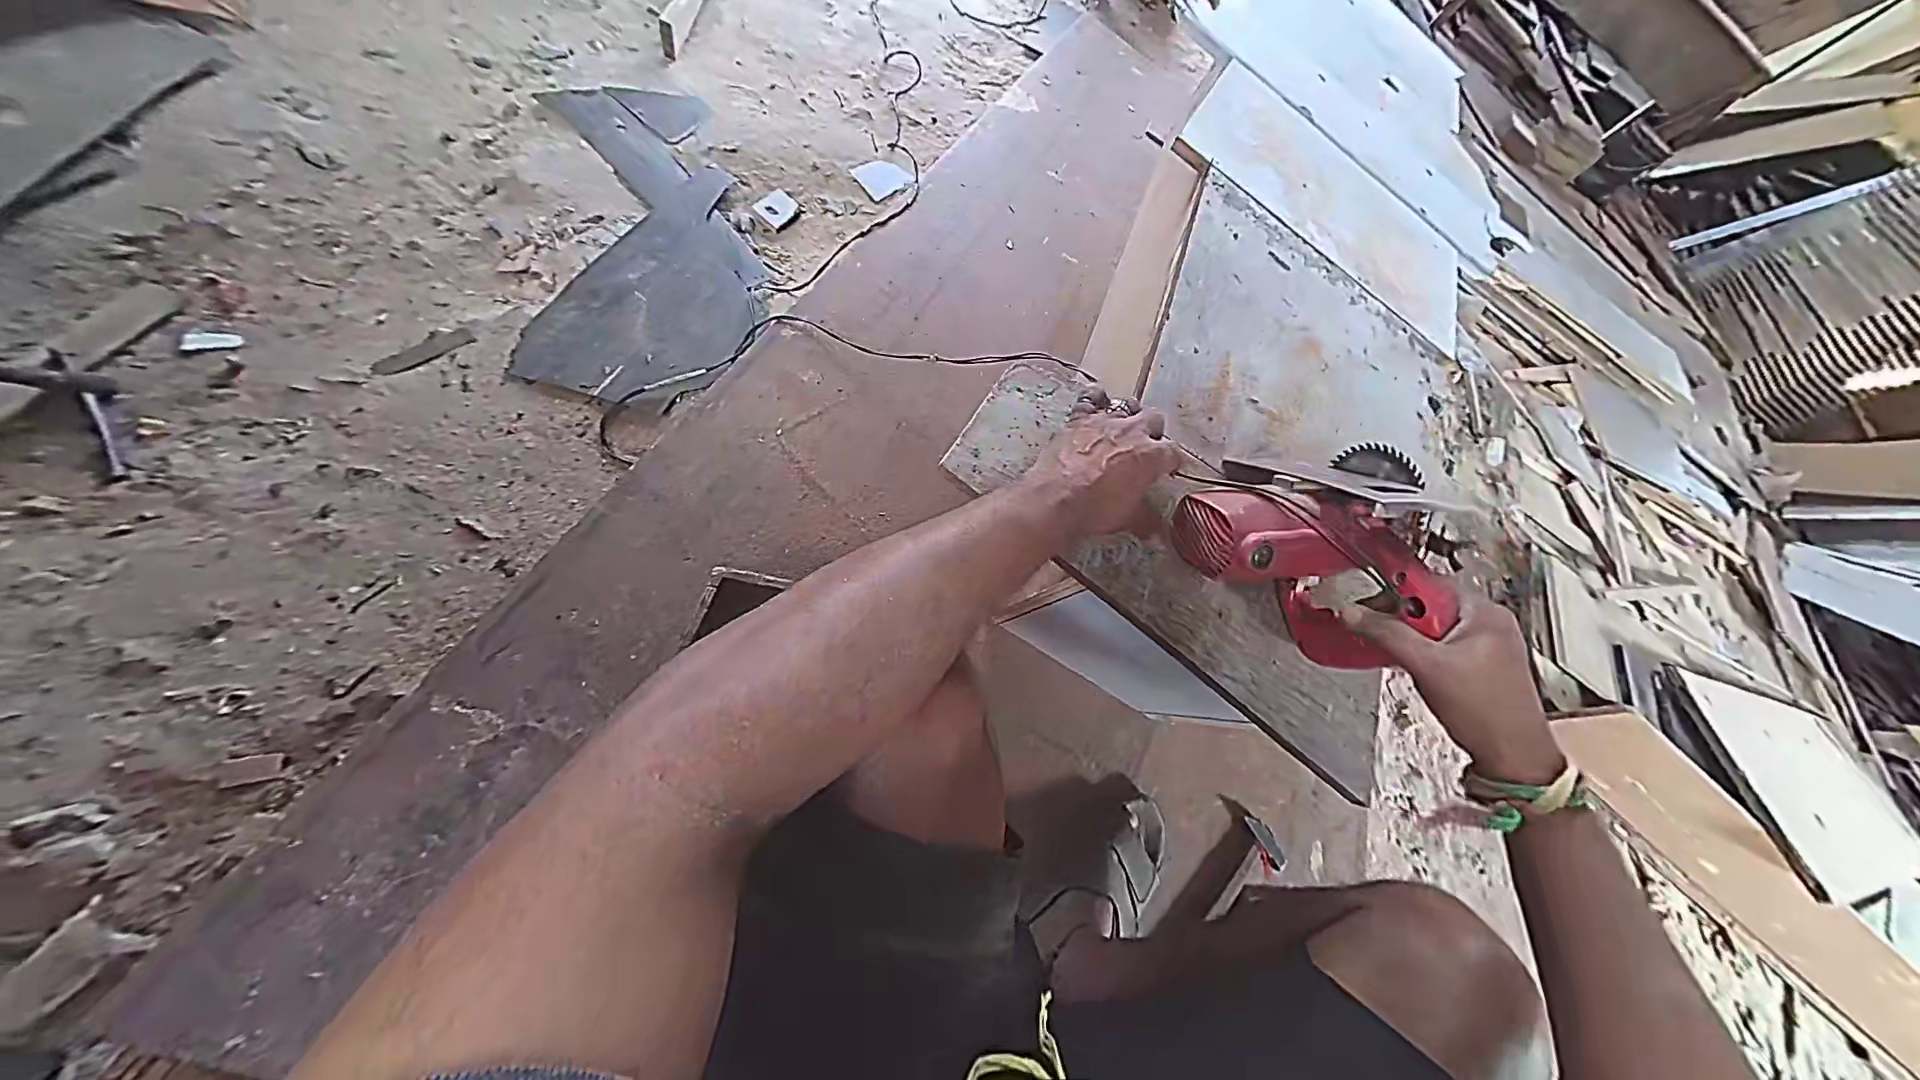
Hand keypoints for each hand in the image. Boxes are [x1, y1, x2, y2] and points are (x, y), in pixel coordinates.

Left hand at [1024, 387, 1179, 538]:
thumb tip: (1155, 530)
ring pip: (1126, 406)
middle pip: (1154, 421)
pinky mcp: (1079, 420)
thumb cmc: (1095, 508)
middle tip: (1146, 448)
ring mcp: (1105, 422)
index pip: (1173, 454)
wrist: (1056, 499)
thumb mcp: (1128, 518)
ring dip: (1128, 415)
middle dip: (1153, 433)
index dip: (1170, 464)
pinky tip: (1096, 402)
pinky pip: (1091, 399)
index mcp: (1152, 455)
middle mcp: (1132, 431)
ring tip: (1124, 428)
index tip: (1166, 471)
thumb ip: (1146, 519)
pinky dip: (1095, 399)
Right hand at [1339, 585, 1565, 783]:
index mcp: (1485, 613)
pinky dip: (1414, 646)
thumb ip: (1385, 634)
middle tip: (1371, 625)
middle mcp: (1487, 623)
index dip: (1393, 587)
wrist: (1512, 756)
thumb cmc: (1487, 713)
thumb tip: (1352, 613)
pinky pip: (1435, 641)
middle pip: (1426, 602)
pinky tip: (1404, 660)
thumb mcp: (1426, 665)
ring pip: (1428, 623)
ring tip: (1390, 647)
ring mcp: (1482, 643)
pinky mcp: (1474, 661)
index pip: (1428, 582)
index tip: (1364, 596)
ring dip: (1403, 632)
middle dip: (1394, 613)